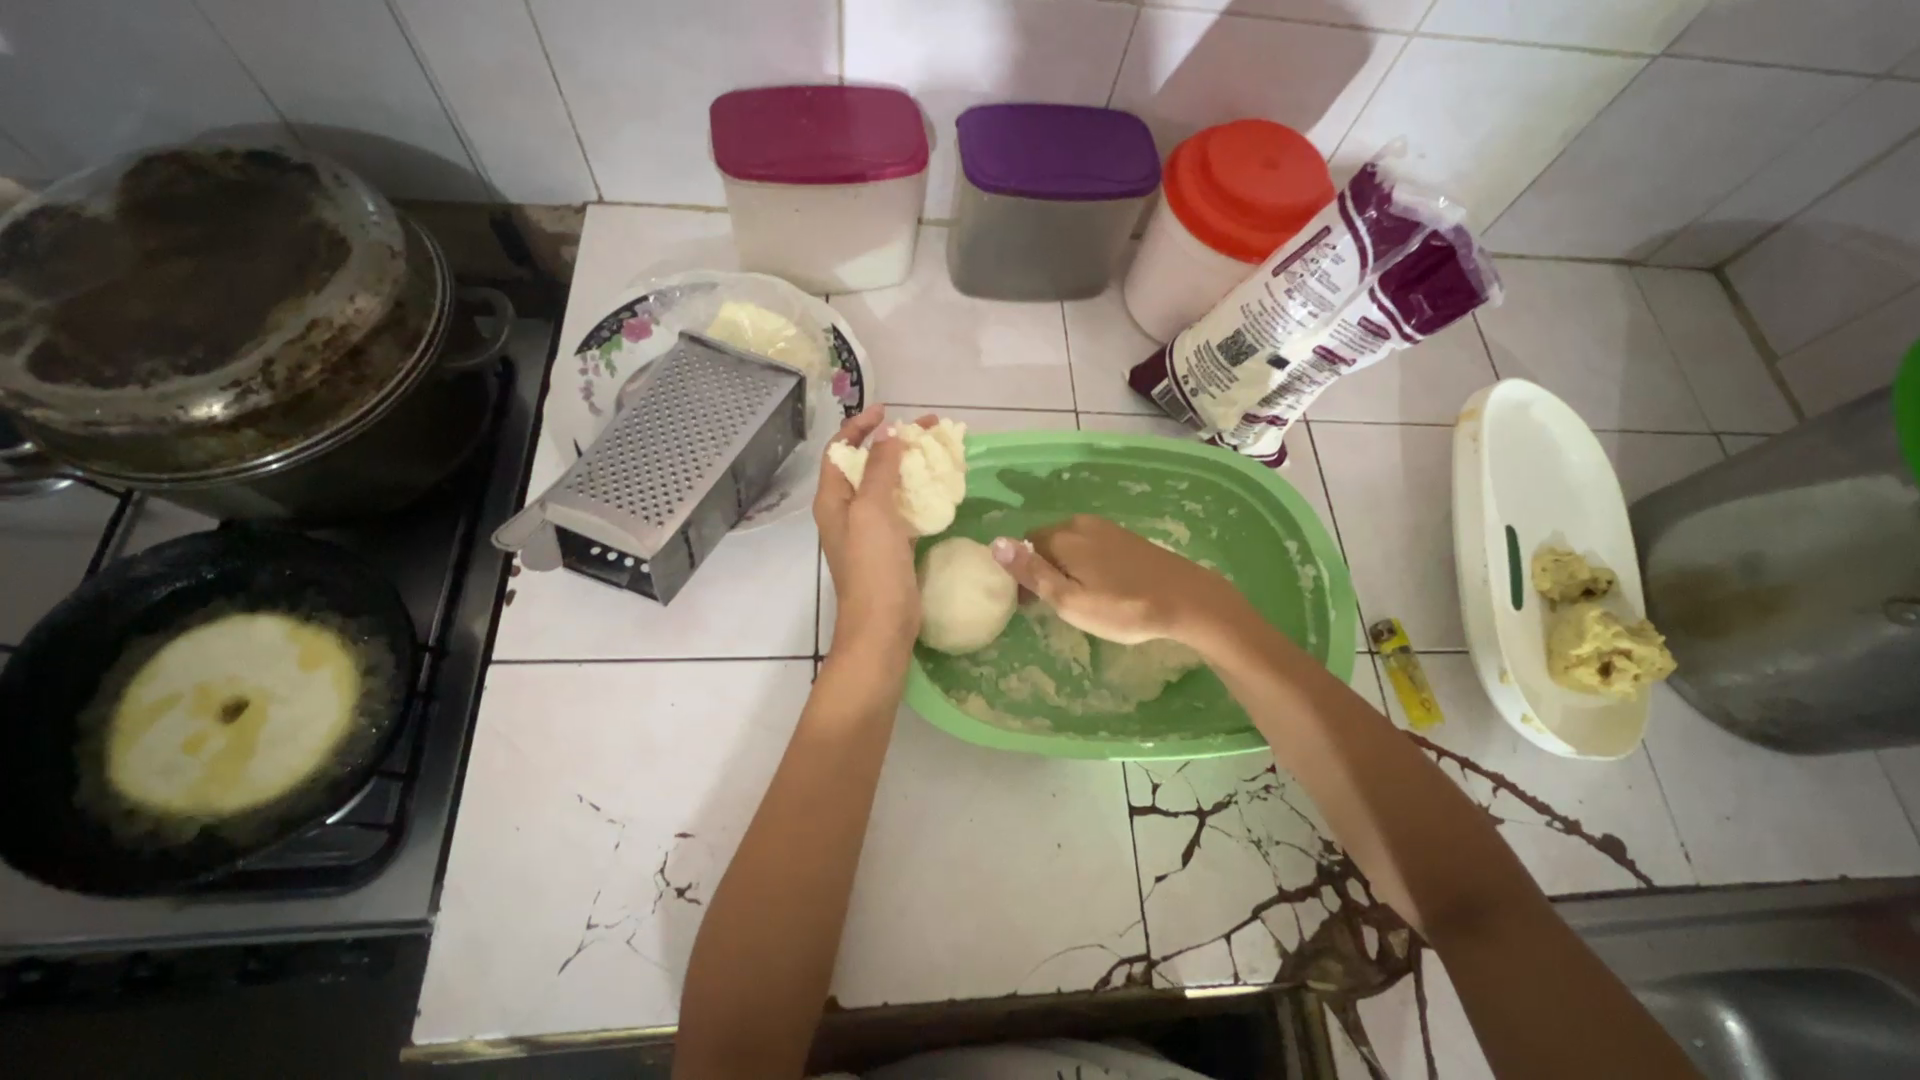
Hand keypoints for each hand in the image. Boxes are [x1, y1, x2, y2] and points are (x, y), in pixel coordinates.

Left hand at [814, 406, 930, 650]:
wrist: (882, 627)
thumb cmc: (872, 567)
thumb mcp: (872, 511)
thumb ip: (880, 469)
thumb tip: (889, 434)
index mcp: (833, 499)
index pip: (840, 449)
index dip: (861, 426)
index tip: (889, 410)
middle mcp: (847, 511)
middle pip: (866, 464)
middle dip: (893, 442)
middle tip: (928, 427)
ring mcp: (869, 530)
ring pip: (888, 486)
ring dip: (909, 465)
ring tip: (938, 450)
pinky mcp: (891, 547)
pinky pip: (903, 509)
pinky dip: (919, 493)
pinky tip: (941, 488)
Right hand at [990, 515, 1244, 645]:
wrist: (1186, 600)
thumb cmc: (1122, 608)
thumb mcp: (1069, 600)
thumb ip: (1031, 572)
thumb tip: (995, 543)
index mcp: (1062, 537)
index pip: (1024, 546)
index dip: (1022, 574)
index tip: (1030, 604)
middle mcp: (1081, 524)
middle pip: (1046, 542)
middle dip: (1042, 568)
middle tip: (1053, 605)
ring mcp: (1107, 528)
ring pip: (1070, 545)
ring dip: (1065, 567)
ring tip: (1078, 599)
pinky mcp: (1127, 538)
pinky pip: (1092, 546)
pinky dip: (1086, 564)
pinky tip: (1102, 587)